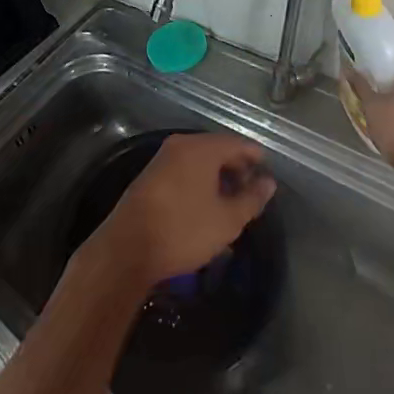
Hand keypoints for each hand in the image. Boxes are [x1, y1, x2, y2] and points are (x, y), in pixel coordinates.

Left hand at [86, 132, 277, 284]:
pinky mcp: (149, 177)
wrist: (126, 250)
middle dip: (237, 168)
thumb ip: (251, 198)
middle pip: (218, 149)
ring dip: (218, 177)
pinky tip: (206, 205)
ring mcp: (161, 160)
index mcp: (201, 148)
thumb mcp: (227, 220)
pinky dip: (199, 182)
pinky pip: (184, 171)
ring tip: (231, 203)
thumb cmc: (183, 230)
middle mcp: (180, 146)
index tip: (268, 178)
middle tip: (251, 193)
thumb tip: (268, 183)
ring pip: (199, 161)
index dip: (257, 159)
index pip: (238, 143)